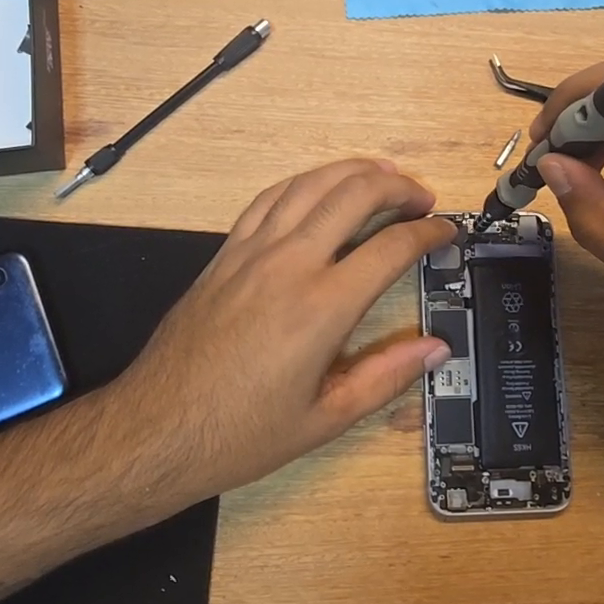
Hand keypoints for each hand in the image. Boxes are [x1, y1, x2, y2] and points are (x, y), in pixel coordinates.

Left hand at [112, 159, 459, 497]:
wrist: (157, 427)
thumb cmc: (239, 432)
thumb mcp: (325, 419)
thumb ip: (386, 377)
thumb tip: (435, 348)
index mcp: (322, 308)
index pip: (391, 247)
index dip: (429, 232)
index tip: (446, 231)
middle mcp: (288, 265)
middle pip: (355, 194)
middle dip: (399, 187)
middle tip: (423, 199)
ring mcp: (251, 252)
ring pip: (311, 184)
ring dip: (354, 171)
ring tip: (384, 174)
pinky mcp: (224, 254)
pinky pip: (269, 199)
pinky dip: (303, 183)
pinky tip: (318, 187)